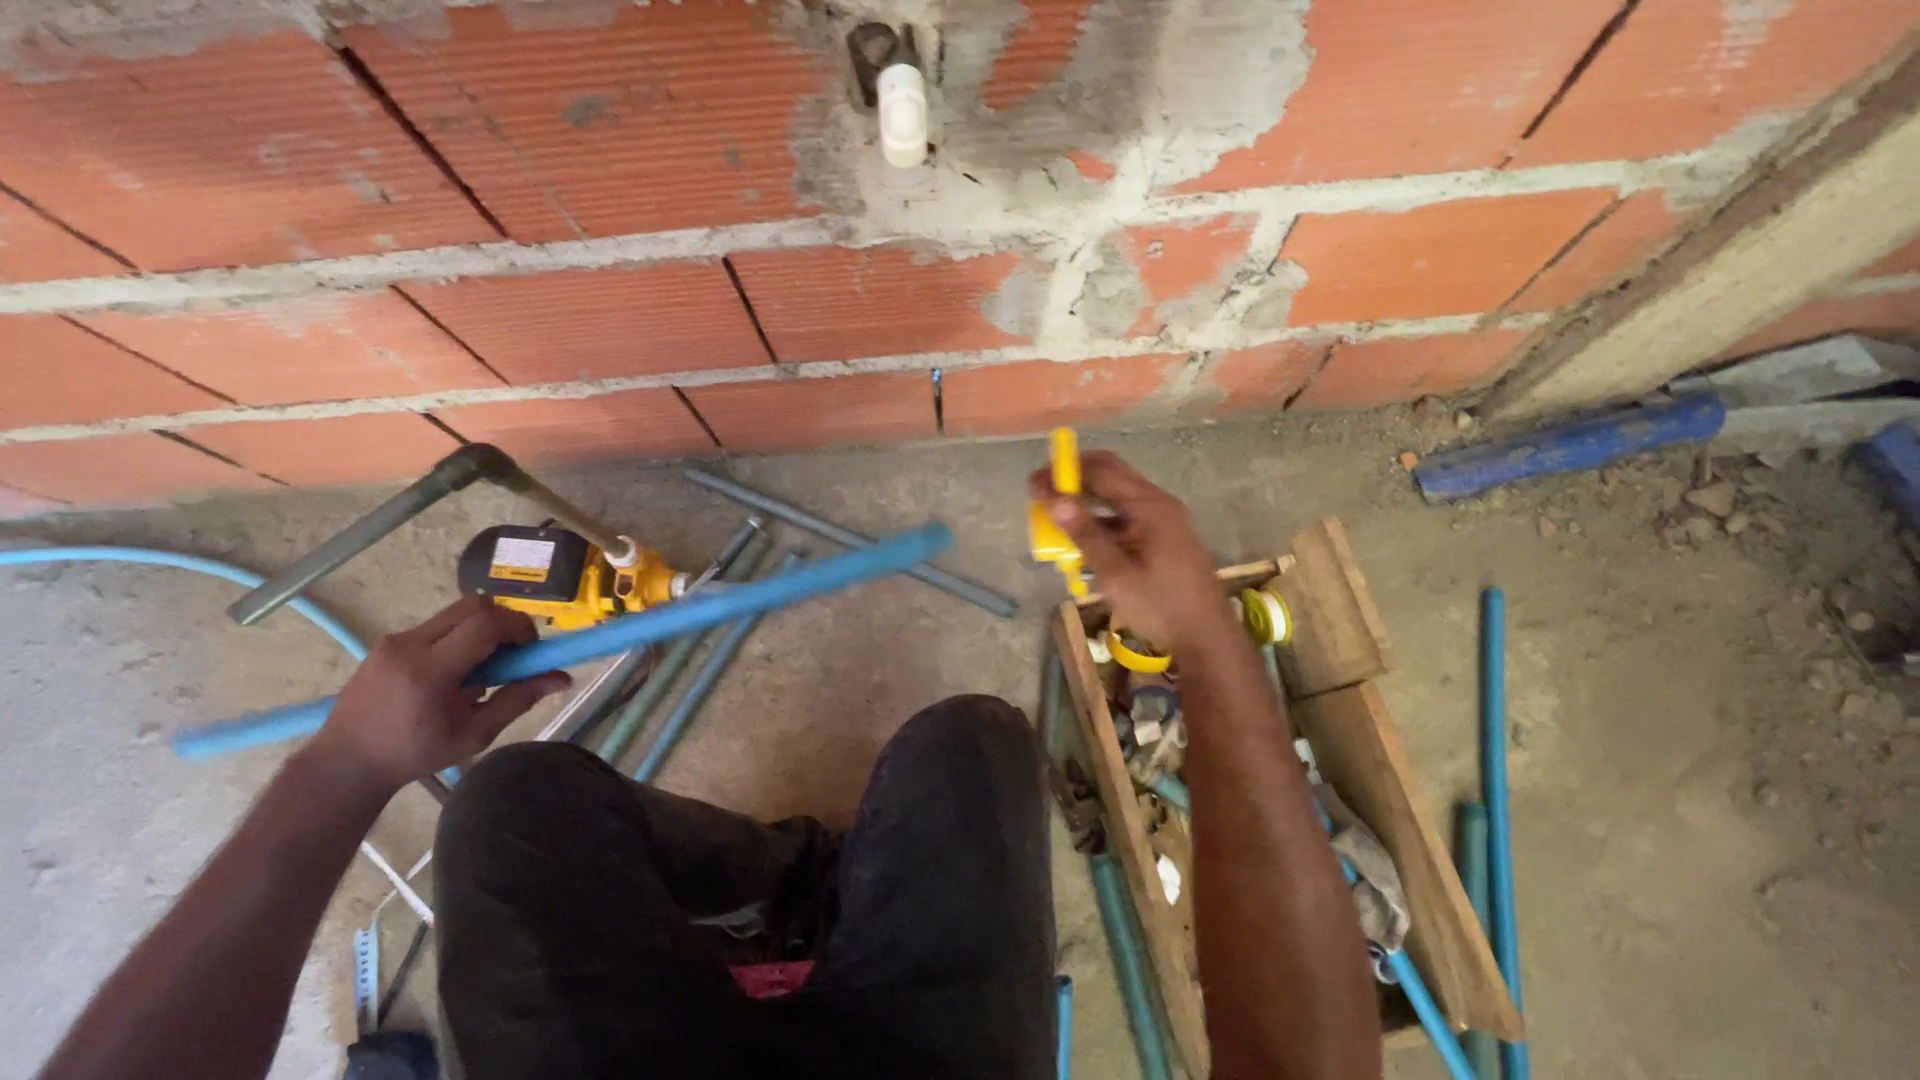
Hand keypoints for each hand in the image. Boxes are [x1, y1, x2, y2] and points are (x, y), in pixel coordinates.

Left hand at [310, 596, 571, 791]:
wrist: (346, 763)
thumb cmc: (414, 754)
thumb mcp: (475, 734)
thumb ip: (519, 699)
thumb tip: (562, 678)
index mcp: (430, 671)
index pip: (486, 623)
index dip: (518, 627)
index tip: (531, 650)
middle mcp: (409, 645)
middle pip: (473, 606)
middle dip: (505, 622)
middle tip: (514, 653)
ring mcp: (394, 641)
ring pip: (455, 613)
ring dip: (482, 629)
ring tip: (485, 668)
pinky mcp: (388, 643)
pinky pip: (437, 626)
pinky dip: (460, 638)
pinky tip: (457, 673)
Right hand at [1028, 450, 1236, 653]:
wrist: (1206, 635)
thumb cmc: (1160, 606)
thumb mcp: (1116, 573)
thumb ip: (1085, 534)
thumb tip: (1055, 499)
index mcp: (1149, 506)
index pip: (1101, 471)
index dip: (1064, 473)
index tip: (1033, 485)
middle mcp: (1158, 503)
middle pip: (1111, 475)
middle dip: (1073, 479)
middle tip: (1041, 493)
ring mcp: (1163, 519)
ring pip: (1118, 496)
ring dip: (1086, 500)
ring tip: (1056, 516)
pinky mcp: (1163, 537)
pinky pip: (1126, 516)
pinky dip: (1101, 520)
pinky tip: (1082, 539)